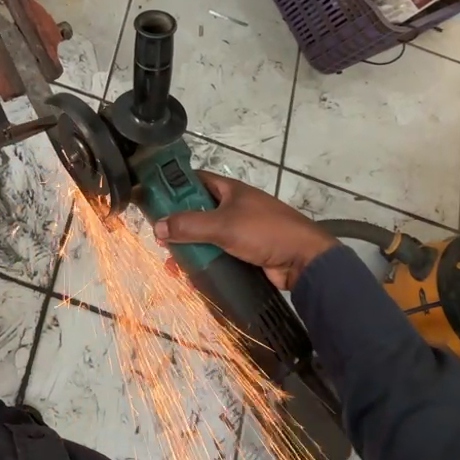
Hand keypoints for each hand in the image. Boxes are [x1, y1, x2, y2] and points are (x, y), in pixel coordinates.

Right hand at [153, 171, 338, 288]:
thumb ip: (189, 225)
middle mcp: (233, 207)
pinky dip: (205, 264)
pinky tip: (192, 278)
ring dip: (189, 250)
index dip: (174, 187)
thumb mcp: (223, 225)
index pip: (195, 181)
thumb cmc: (265, 231)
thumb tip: (158, 227)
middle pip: (197, 212)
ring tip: (173, 265)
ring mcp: (240, 231)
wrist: (305, 261)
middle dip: (178, 226)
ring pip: (206, 237)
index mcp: (229, 190)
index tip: (154, 201)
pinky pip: (218, 255)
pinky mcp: (245, 253)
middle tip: (161, 240)